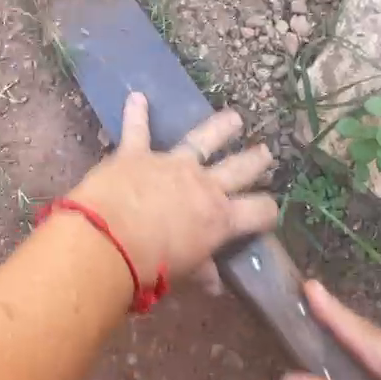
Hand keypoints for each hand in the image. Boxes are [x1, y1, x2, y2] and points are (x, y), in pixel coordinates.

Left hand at [62, 92, 278, 286]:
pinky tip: (137, 96)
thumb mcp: (182, 274)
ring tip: (234, 118)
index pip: (258, 212)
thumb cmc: (150, 266)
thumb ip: (200, 271)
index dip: (267, 211)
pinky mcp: (137, 154)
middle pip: (239, 169)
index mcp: (219, 218)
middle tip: (266, 153)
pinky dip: (136, 112)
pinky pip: (137, 129)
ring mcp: (171, 164)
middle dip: (255, 161)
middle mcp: (203, 185)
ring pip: (201, 140)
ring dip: (219, 128)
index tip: (270, 210)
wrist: (110, 240)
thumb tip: (214, 283)